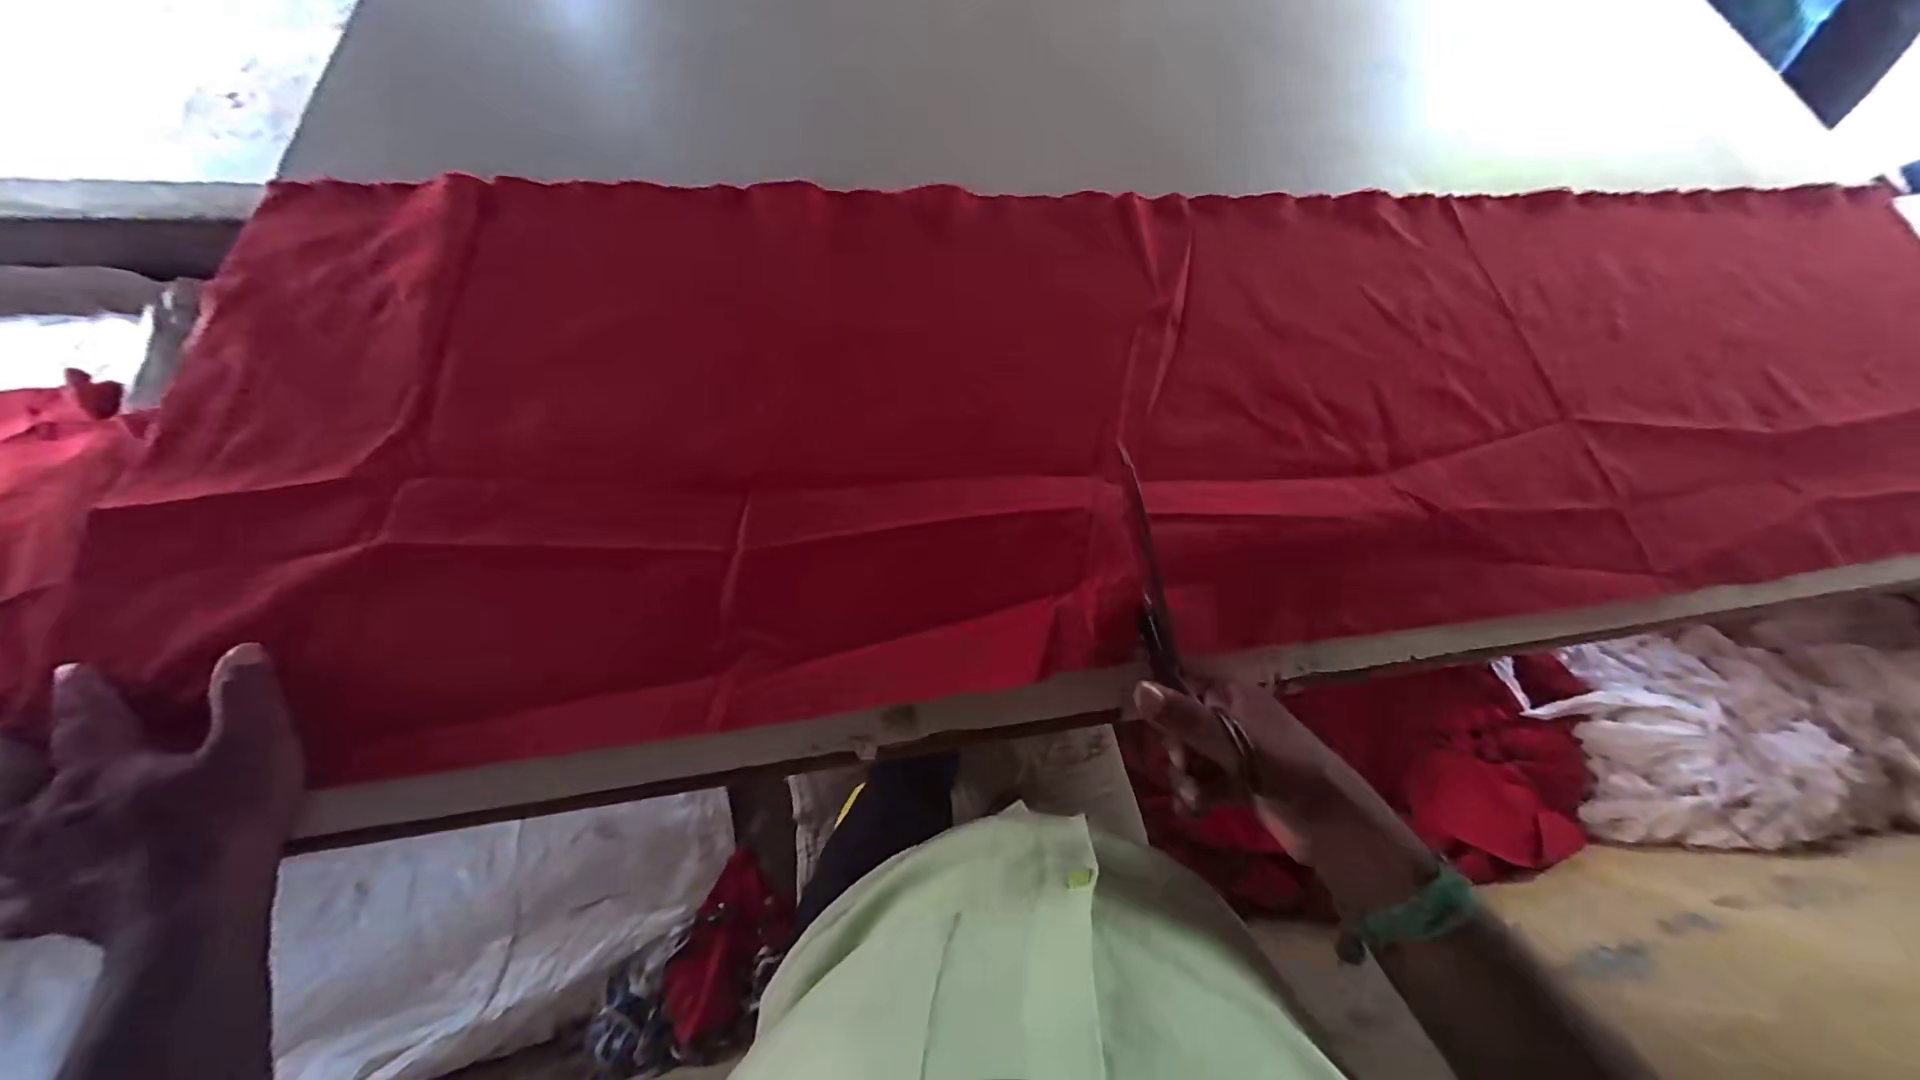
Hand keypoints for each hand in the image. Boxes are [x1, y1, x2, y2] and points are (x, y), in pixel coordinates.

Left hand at [0, 644, 303, 945]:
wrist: (190, 912)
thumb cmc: (225, 820)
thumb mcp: (258, 748)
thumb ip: (246, 699)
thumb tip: (239, 650)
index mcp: (103, 769)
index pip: (86, 720)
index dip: (80, 694)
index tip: (68, 672)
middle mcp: (49, 810)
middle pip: (5, 776)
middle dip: (3, 754)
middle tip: (5, 742)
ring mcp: (34, 865)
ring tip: (2, 816)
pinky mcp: (40, 910)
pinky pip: (2, 905)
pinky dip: (1, 897)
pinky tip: (7, 896)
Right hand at [1134, 679, 1435, 912]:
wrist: (1337, 827)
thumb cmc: (1285, 770)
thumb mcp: (1230, 742)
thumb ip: (1184, 718)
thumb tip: (1137, 688)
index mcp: (1230, 694)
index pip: (1179, 686)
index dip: (1162, 707)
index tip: (1157, 731)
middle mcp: (1230, 716)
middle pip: (1178, 726)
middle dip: (1176, 753)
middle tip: (1188, 768)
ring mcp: (1235, 751)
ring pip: (1188, 758)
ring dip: (1185, 779)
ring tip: (1198, 798)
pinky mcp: (1239, 782)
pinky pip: (1203, 781)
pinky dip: (1198, 796)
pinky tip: (1199, 811)